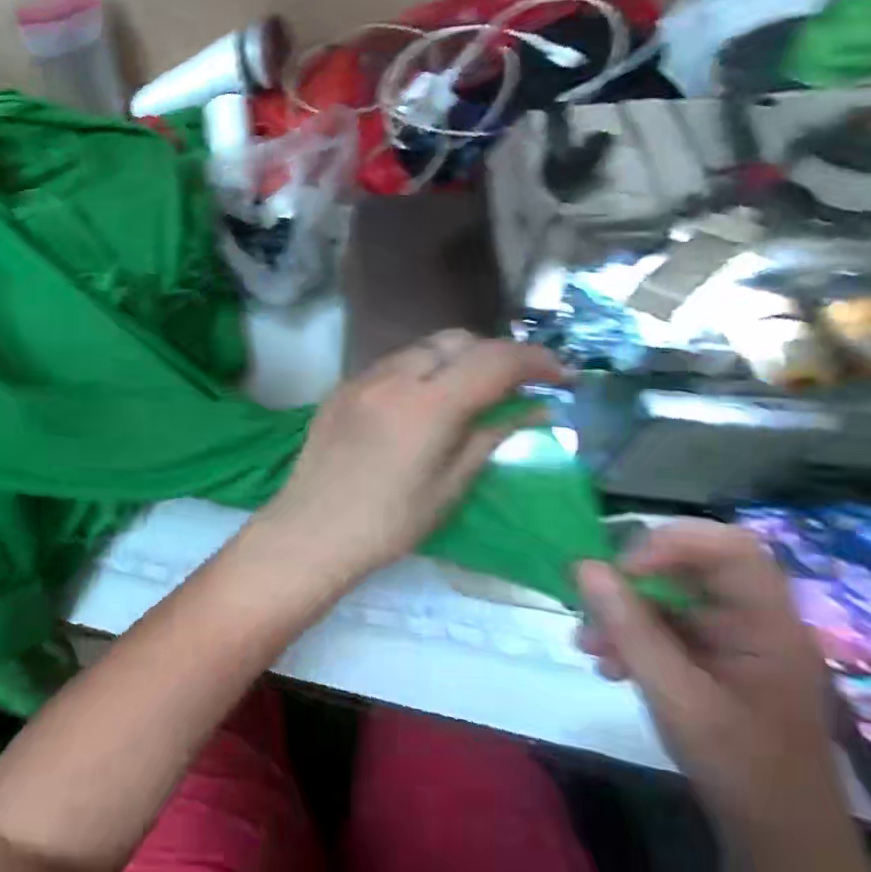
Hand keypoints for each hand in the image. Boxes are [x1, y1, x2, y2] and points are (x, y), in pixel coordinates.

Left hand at [247, 331, 562, 588]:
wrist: (311, 530)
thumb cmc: (388, 523)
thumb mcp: (450, 486)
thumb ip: (491, 436)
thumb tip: (533, 408)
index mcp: (426, 405)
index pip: (493, 360)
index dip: (534, 361)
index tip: (559, 375)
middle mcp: (392, 378)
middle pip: (455, 341)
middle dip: (493, 355)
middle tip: (514, 384)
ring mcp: (360, 379)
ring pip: (420, 348)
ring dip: (454, 359)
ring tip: (470, 391)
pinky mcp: (340, 389)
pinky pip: (389, 364)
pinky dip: (418, 370)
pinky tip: (423, 400)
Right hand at [575, 521, 870, 871]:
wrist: (777, 834)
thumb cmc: (738, 763)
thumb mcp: (676, 695)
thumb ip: (630, 628)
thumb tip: (583, 565)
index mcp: (768, 624)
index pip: (729, 547)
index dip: (671, 542)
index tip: (621, 570)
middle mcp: (754, 620)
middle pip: (689, 566)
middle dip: (630, 579)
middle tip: (590, 597)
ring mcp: (733, 639)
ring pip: (668, 595)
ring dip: (620, 611)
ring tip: (588, 643)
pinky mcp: (712, 657)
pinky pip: (664, 625)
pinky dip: (628, 635)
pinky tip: (605, 662)